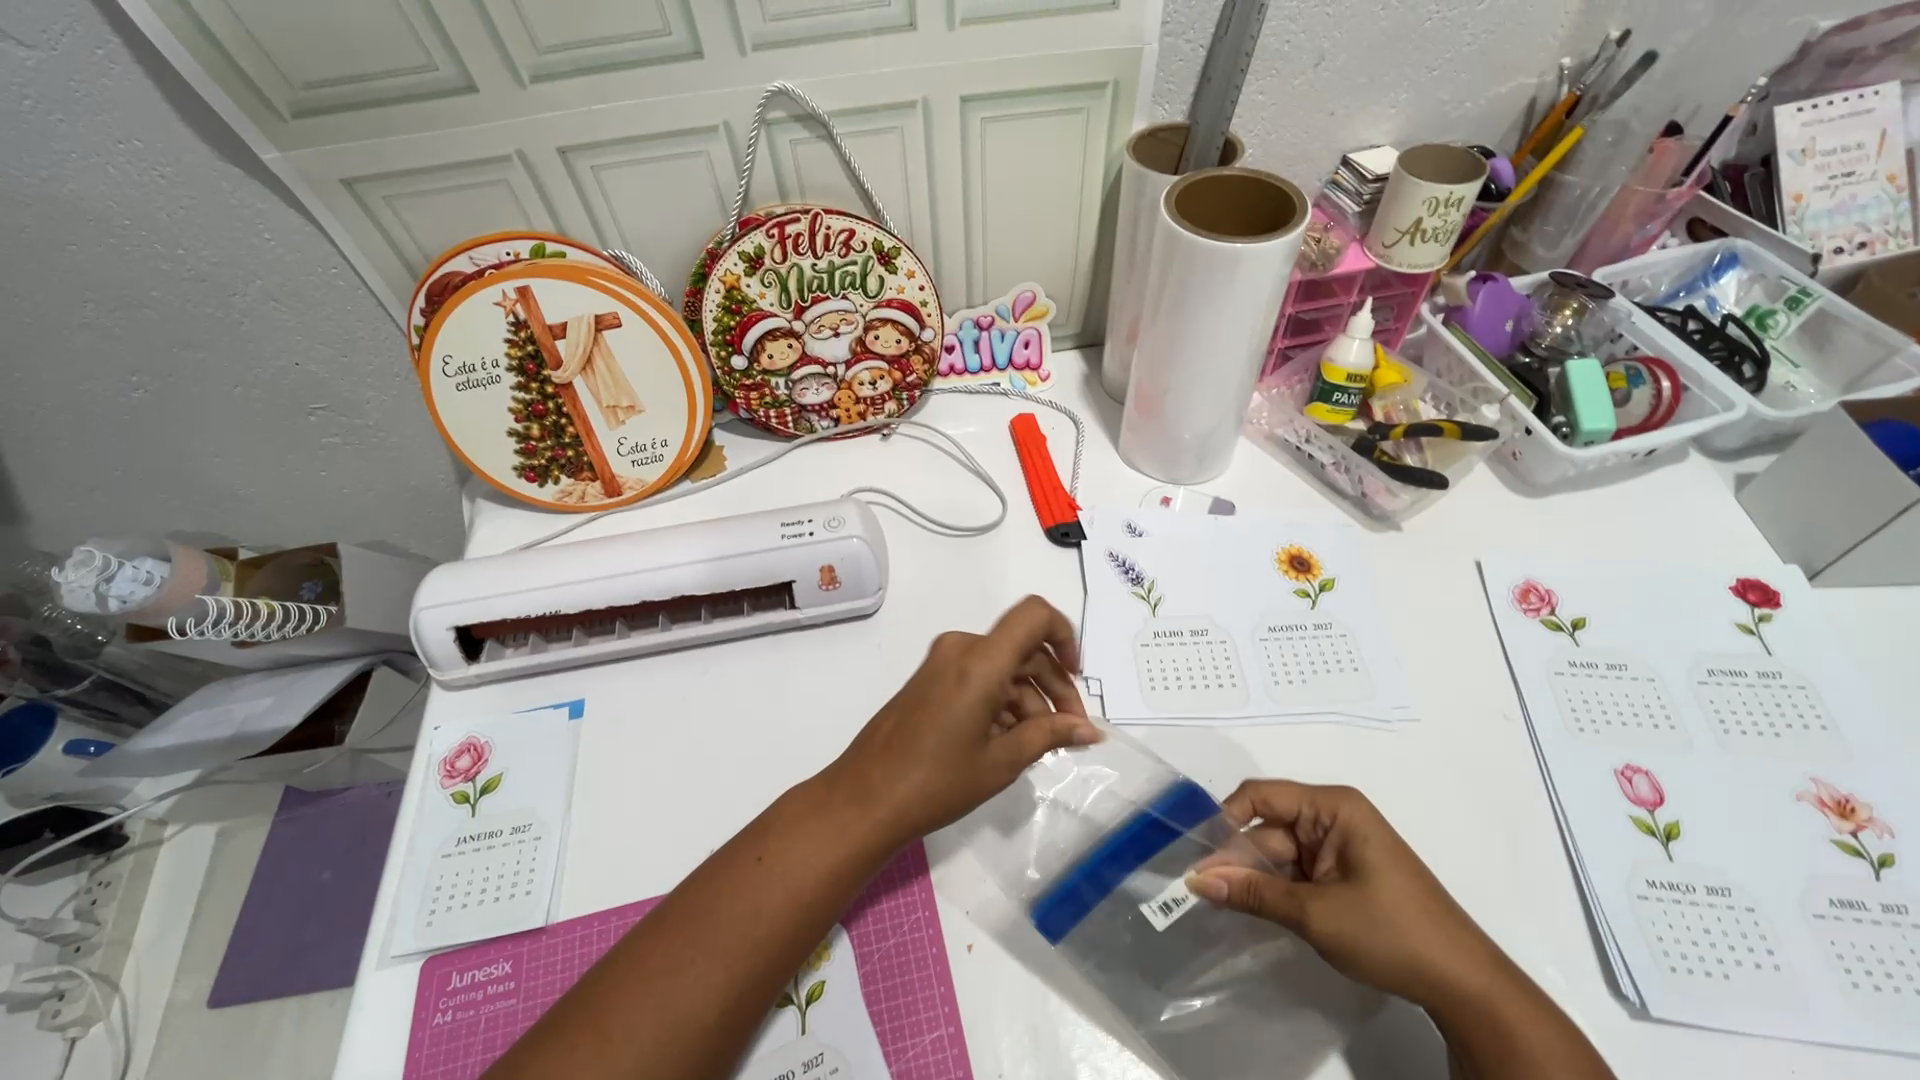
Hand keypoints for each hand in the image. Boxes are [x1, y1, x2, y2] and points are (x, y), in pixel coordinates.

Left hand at [823, 596, 1100, 844]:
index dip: (1065, 636)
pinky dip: (1001, 700)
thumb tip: (1090, 730)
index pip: (1035, 616)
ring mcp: (940, 664)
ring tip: (1040, 745)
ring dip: (1028, 698)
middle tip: (1071, 731)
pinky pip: (978, 676)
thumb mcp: (1001, 761)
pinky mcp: (929, 681)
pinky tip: (1009, 741)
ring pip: (1002, 666)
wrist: (864, 799)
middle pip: (1023, 648)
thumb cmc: (936, 782)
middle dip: (1053, 685)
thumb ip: (1050, 735)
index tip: (1076, 677)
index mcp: (980, 661)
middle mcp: (960, 650)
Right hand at [1187, 780, 1507, 1008]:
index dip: (1226, 819)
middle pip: (1266, 828)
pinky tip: (1249, 910)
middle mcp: (1332, 819)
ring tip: (1217, 905)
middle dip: (1236, 858)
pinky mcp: (1341, 877)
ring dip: (1253, 879)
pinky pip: (1294, 874)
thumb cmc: (1390, 932)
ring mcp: (1337, 850)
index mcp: (1333, 808)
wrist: (1461, 983)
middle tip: (1198, 892)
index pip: (1261, 796)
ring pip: (1276, 855)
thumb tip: (1195, 881)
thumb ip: (1252, 893)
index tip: (1197, 854)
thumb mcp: (1314, 913)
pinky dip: (1273, 891)